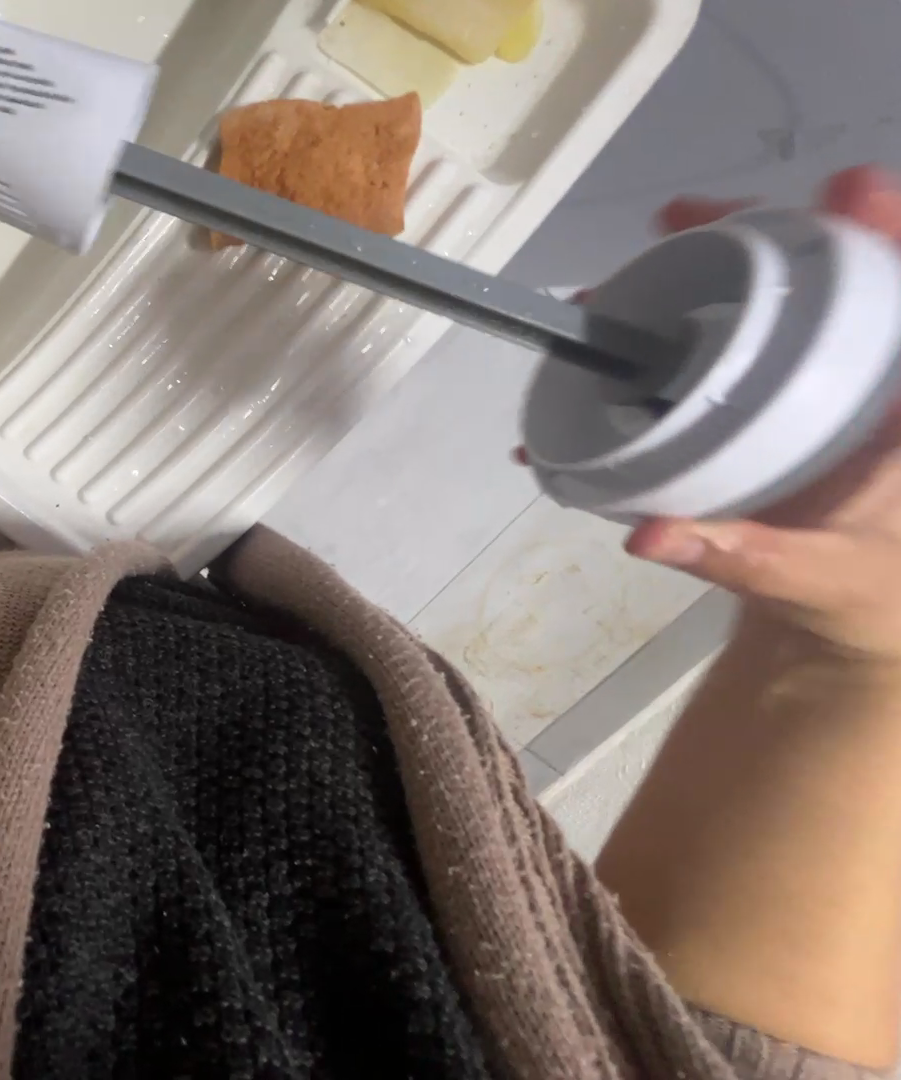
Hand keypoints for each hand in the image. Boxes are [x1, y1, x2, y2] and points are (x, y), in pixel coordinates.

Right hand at [624, 166, 900, 663]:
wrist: (851, 614)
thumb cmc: (865, 597)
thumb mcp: (813, 581)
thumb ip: (739, 559)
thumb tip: (647, 535)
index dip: (889, 231)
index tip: (840, 191)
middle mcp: (870, 382)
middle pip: (836, 280)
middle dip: (759, 238)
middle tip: (678, 223)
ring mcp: (818, 394)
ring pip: (773, 309)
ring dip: (693, 286)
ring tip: (614, 292)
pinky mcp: (771, 413)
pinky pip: (725, 358)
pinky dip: (661, 346)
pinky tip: (603, 355)